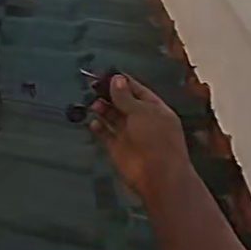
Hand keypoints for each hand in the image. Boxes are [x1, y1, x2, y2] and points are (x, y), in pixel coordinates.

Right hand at [89, 74, 192, 199]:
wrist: (158, 175)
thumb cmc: (156, 138)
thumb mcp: (142, 112)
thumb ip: (126, 96)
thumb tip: (116, 79)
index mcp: (154, 109)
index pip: (137, 90)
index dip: (122, 82)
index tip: (105, 75)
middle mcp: (142, 120)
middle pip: (123, 102)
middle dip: (109, 94)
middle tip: (92, 86)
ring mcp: (129, 134)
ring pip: (113, 117)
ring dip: (103, 109)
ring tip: (92, 103)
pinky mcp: (117, 148)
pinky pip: (106, 134)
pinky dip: (99, 127)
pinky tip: (93, 121)